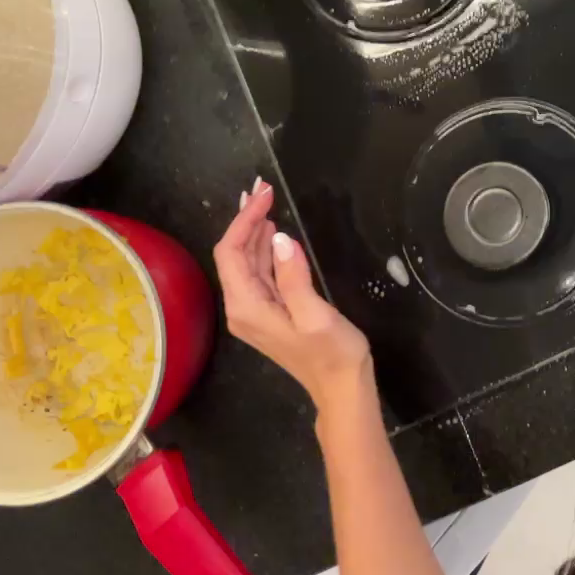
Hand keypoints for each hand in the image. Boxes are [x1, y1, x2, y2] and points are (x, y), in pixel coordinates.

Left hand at [213, 180, 371, 411]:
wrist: (341, 387)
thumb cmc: (332, 353)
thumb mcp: (315, 314)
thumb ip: (293, 276)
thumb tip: (279, 239)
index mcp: (248, 307)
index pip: (232, 253)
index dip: (245, 220)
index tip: (266, 194)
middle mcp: (243, 307)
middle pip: (234, 255)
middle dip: (246, 219)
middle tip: (264, 187)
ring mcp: (256, 311)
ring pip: (246, 263)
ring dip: (254, 231)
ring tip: (266, 201)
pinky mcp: (270, 312)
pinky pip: (259, 273)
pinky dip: (264, 249)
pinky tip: (273, 235)